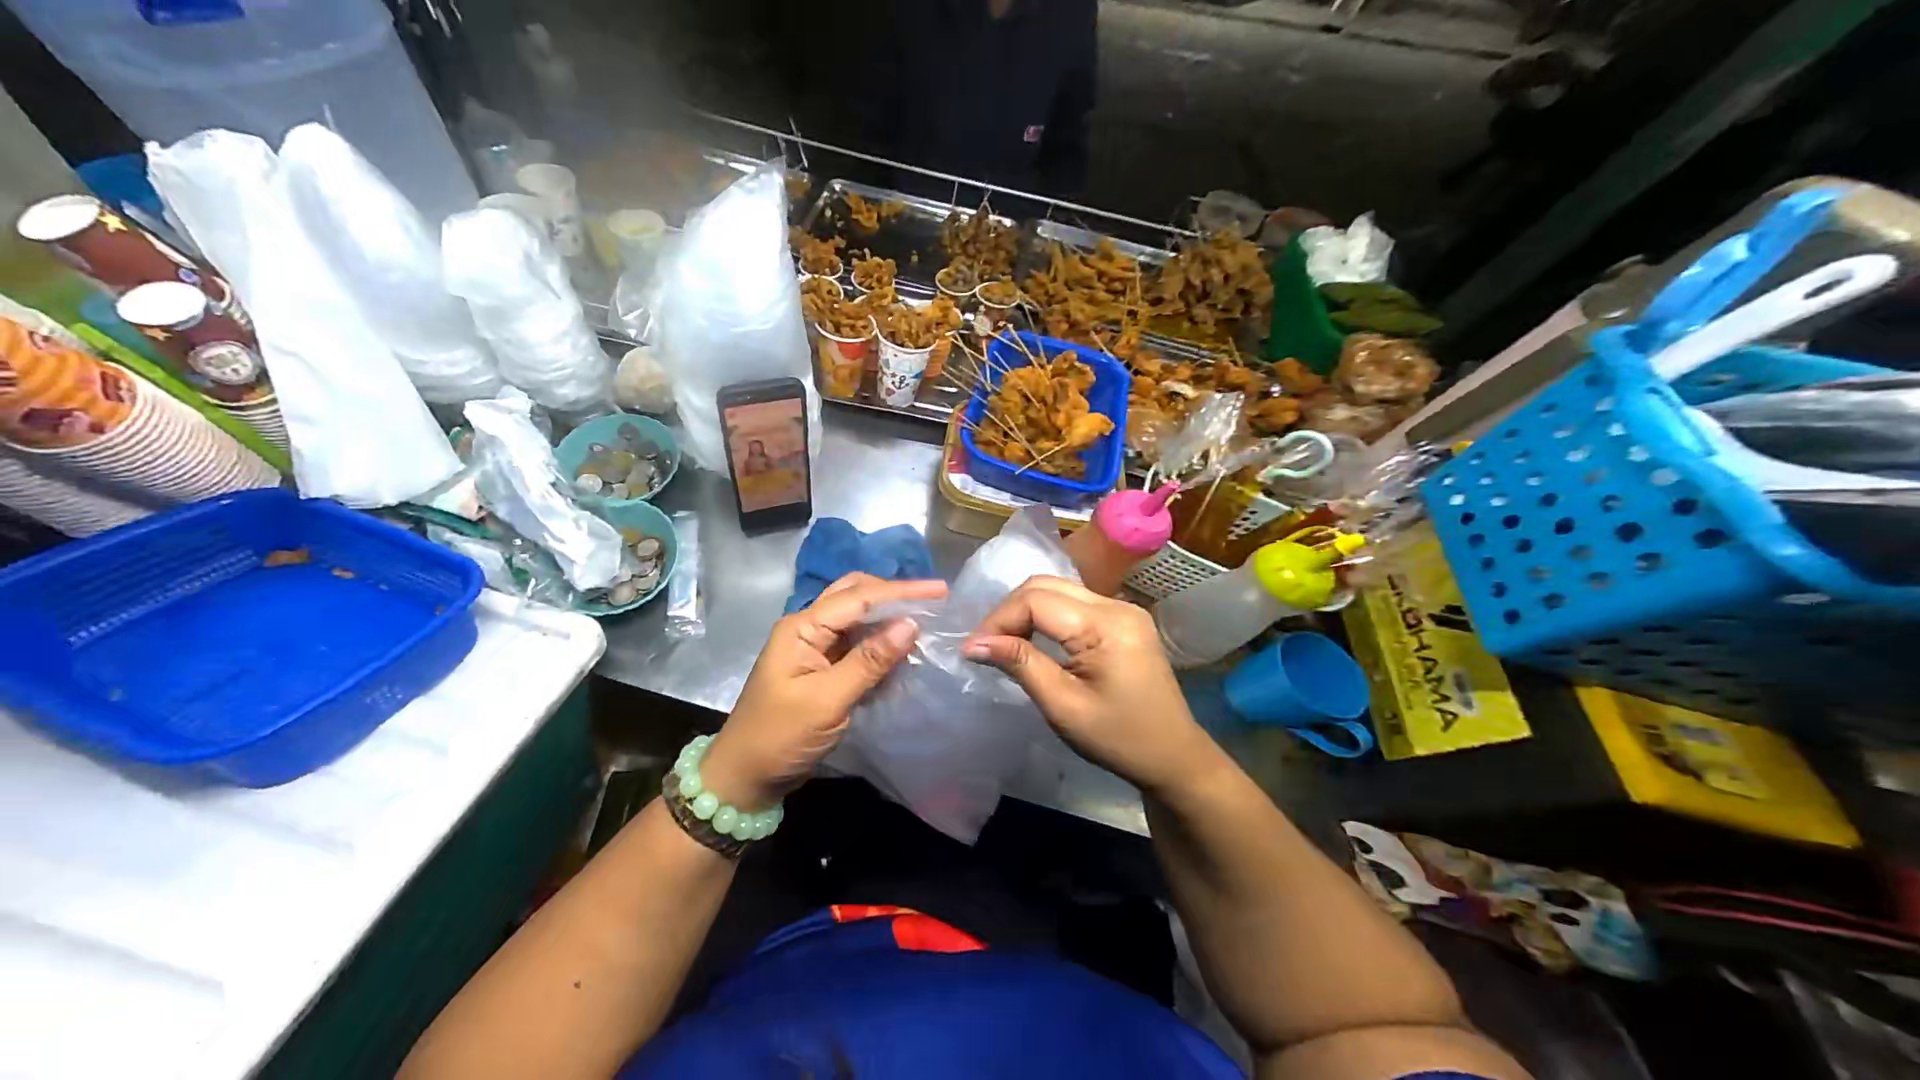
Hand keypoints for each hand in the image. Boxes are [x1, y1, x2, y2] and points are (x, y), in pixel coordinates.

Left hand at [702, 573, 947, 809]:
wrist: (745, 777)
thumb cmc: (780, 737)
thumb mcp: (827, 700)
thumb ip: (869, 661)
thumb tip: (910, 625)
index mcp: (802, 628)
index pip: (859, 598)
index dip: (902, 592)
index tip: (942, 591)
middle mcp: (807, 628)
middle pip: (855, 596)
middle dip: (894, 595)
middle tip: (934, 602)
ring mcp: (814, 648)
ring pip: (857, 617)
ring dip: (888, 616)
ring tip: (926, 618)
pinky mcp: (822, 668)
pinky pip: (856, 643)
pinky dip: (880, 640)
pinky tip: (902, 646)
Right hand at [963, 576, 1225, 795]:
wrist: (1173, 756)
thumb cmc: (1119, 739)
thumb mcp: (1063, 706)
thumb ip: (1020, 665)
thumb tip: (974, 644)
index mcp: (1106, 625)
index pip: (1036, 601)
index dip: (999, 620)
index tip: (974, 651)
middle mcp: (1116, 605)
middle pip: (1046, 585)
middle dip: (1009, 611)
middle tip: (986, 645)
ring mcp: (1123, 609)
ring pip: (1058, 589)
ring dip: (1025, 610)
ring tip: (1004, 643)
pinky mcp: (1123, 619)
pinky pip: (1074, 603)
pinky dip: (1045, 615)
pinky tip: (1032, 639)